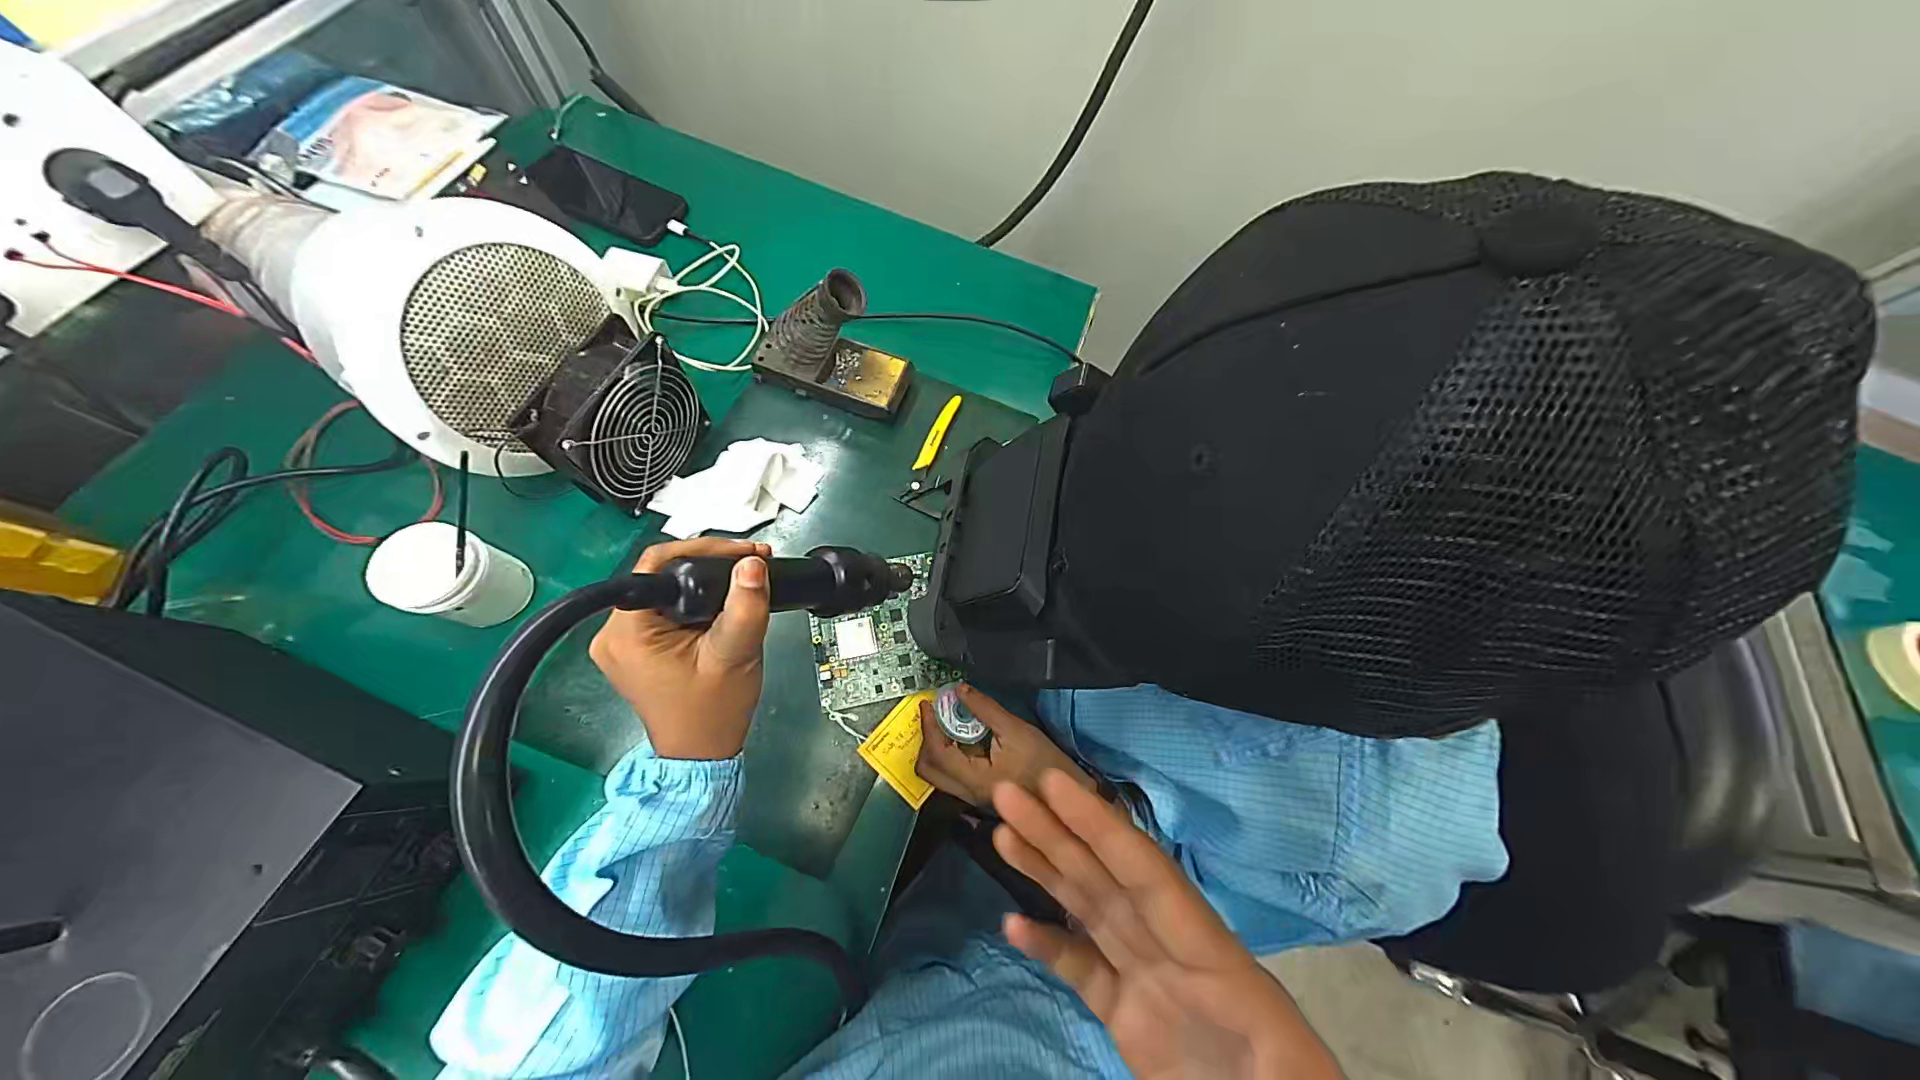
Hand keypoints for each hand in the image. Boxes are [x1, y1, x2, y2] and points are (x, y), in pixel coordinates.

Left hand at [589, 538, 771, 759]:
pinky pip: (669, 606)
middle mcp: (615, 632)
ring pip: (669, 587)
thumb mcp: (734, 655)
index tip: (742, 554)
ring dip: (707, 582)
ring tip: (745, 580)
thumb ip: (745, 607)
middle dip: (711, 564)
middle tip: (752, 564)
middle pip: (663, 572)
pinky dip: (698, 600)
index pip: (658, 563)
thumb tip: (751, 565)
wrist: (702, 753)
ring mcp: (625, 639)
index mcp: (628, 632)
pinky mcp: (639, 645)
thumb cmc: (712, 713)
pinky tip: (725, 601)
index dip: (705, 550)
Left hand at [916, 684, 1096, 806]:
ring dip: (936, 747)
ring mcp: (972, 797)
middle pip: (928, 770)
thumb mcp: (1016, 730)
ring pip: (938, 775)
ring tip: (947, 722)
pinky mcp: (980, 795)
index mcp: (974, 779)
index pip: (936, 753)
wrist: (1071, 798)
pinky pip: (952, 775)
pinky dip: (949, 754)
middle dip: (926, 739)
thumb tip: (959, 690)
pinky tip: (961, 737)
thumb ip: (985, 709)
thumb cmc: (1047, 764)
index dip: (928, 725)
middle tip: (935, 714)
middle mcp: (967, 793)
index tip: (927, 704)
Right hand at [994, 771, 1344, 1079]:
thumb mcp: (1292, 1072)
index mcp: (1211, 951)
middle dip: (1058, 831)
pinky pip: (1081, 968)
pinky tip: (1013, 922)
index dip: (1100, 826)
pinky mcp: (1128, 1016)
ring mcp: (1147, 979)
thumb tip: (1195, 981)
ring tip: (1003, 832)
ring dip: (1045, 868)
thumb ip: (1273, 1049)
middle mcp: (1173, 948)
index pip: (1146, 874)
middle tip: (1007, 792)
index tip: (1055, 784)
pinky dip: (1046, 943)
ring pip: (1089, 908)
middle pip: (1107, 877)